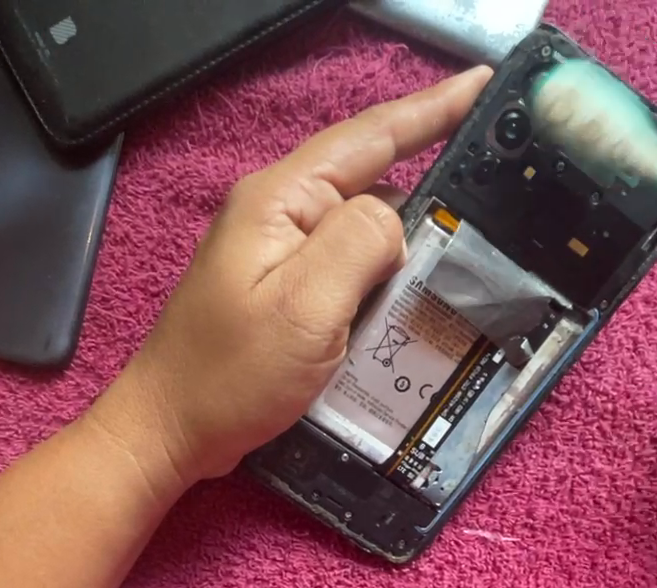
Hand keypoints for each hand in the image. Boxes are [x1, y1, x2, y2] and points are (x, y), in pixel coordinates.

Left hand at [90, 66, 491, 484]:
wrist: (171, 430)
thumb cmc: (230, 375)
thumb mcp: (304, 306)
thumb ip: (359, 244)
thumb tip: (395, 223)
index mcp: (280, 202)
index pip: (369, 138)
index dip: (432, 111)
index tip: (485, 87)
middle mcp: (276, 218)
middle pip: (367, 189)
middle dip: (423, 200)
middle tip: (483, 217)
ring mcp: (274, 259)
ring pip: (357, 238)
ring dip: (398, 256)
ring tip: (449, 276)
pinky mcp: (278, 297)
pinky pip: (340, 276)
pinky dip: (372, 289)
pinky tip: (396, 312)